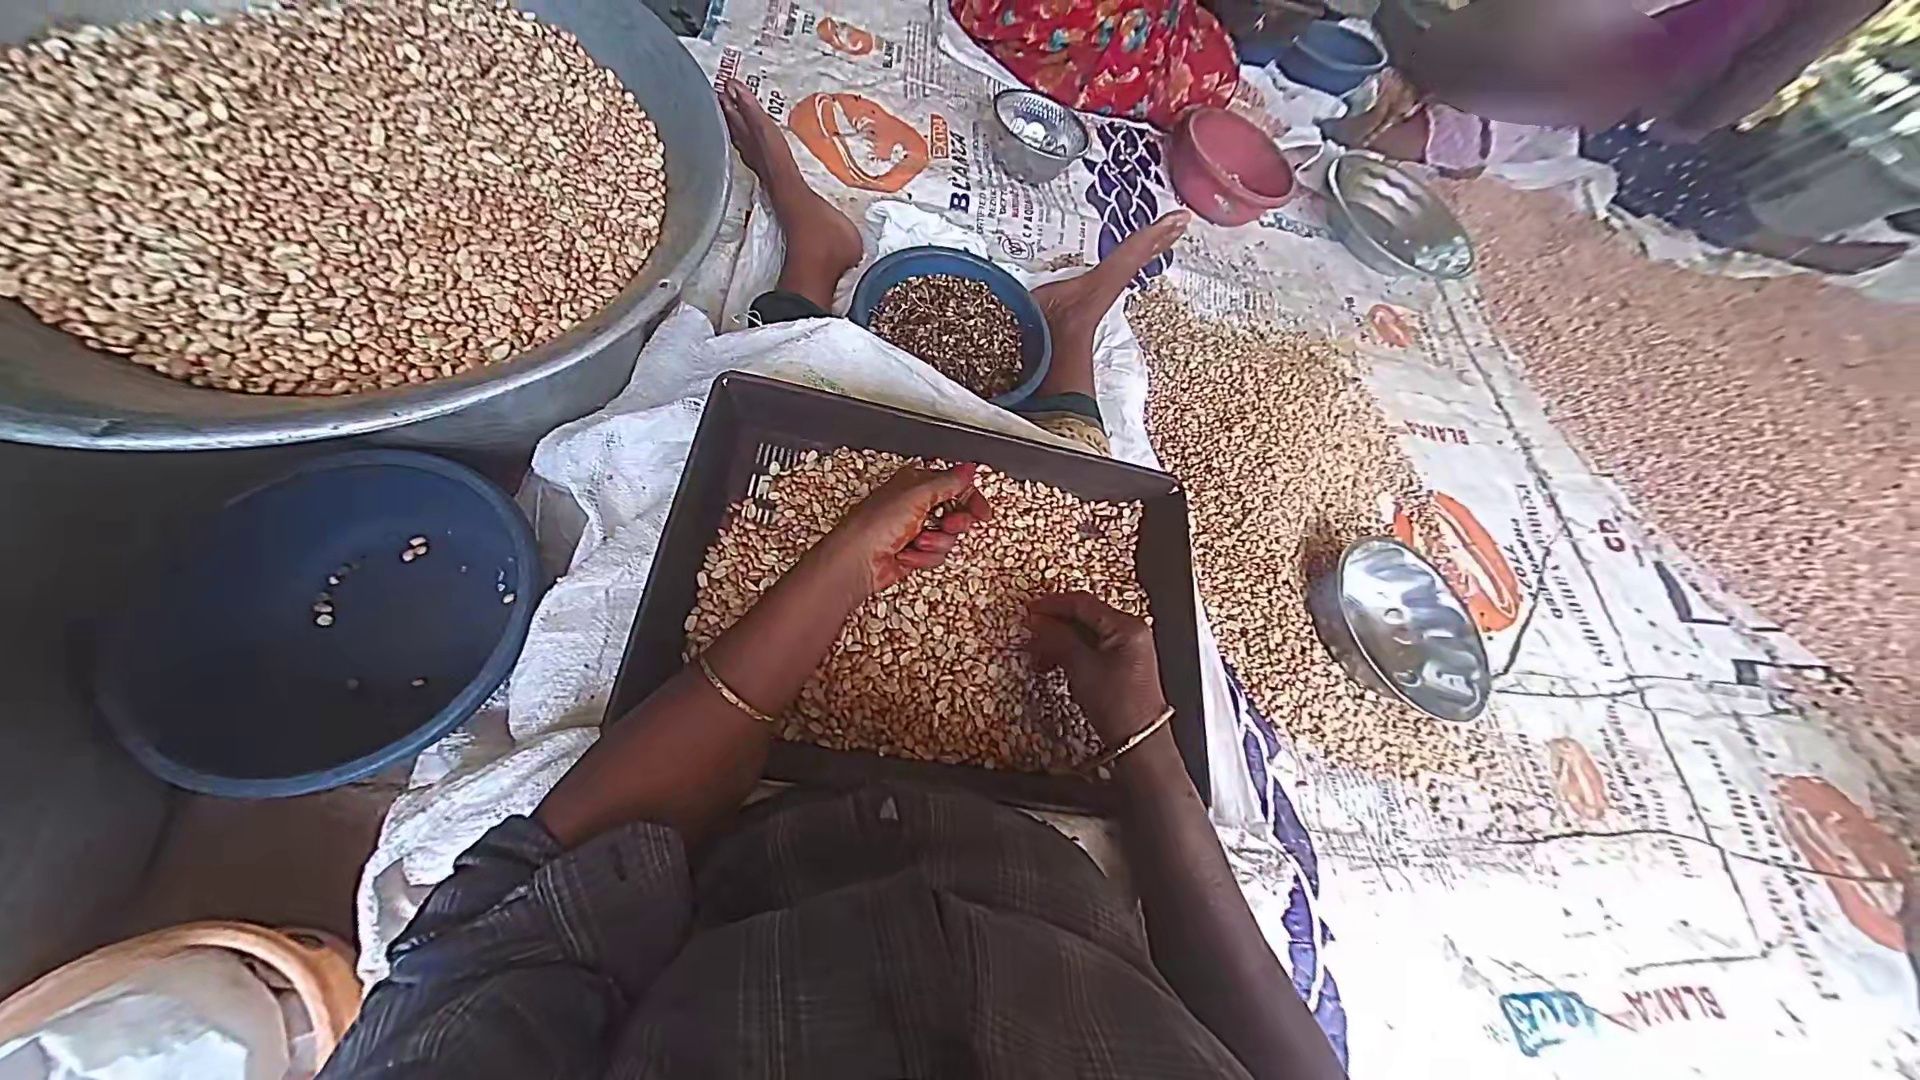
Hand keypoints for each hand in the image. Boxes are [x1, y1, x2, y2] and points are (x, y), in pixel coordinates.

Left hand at [828, 462, 992, 594]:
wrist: (857, 561)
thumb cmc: (877, 524)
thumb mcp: (917, 495)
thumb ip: (948, 482)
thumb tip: (969, 468)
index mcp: (917, 484)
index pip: (955, 486)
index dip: (971, 499)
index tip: (983, 514)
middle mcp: (918, 505)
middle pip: (956, 514)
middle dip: (954, 523)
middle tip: (947, 525)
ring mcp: (916, 530)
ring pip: (948, 538)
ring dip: (936, 543)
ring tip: (918, 542)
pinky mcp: (915, 553)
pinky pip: (937, 555)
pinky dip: (924, 558)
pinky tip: (906, 555)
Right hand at [1026, 592, 1169, 747]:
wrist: (1139, 741)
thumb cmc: (1116, 703)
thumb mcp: (1082, 667)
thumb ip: (1058, 638)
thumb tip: (1037, 620)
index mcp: (1126, 626)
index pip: (1084, 603)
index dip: (1053, 604)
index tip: (1030, 609)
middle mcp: (1130, 631)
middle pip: (1085, 616)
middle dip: (1055, 622)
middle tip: (1030, 628)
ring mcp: (1128, 647)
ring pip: (1086, 632)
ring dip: (1060, 638)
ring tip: (1037, 648)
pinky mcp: (1122, 662)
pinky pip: (1092, 646)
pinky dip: (1071, 650)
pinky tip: (1052, 660)